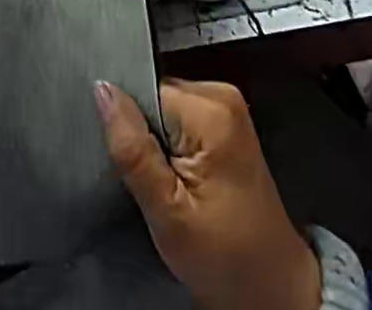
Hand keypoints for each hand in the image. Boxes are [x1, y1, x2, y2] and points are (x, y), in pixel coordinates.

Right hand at [95, 79, 320, 309]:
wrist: (268, 281)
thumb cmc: (225, 255)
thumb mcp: (166, 209)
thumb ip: (132, 148)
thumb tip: (103, 92)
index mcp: (211, 110)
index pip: (145, 90)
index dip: (130, 126)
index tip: (138, 164)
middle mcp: (223, 96)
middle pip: (156, 95)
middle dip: (143, 134)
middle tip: (156, 182)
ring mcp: (228, 106)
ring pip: (164, 106)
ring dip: (157, 141)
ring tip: (171, 183)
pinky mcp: (226, 120)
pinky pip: (180, 116)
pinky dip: (171, 144)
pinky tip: (182, 177)